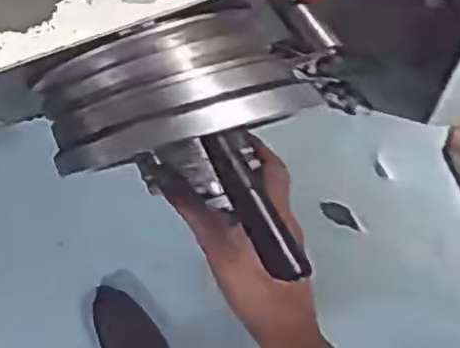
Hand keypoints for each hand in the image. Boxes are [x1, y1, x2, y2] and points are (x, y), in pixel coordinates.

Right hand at [155, 139, 330, 347]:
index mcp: (274, 214)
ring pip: (268, 198)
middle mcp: (287, 222)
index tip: (235, 133)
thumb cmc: (258, 295)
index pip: (272, 166)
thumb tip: (169, 186)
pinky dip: (247, 206)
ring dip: (245, 184)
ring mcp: (289, 239)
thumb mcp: (216, 247)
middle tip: (219, 151)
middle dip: (244, 161)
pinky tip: (229, 213)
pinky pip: (267, 217)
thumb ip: (192, 211)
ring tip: (217, 178)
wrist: (284, 333)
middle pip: (269, 179)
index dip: (254, 145)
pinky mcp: (285, 252)